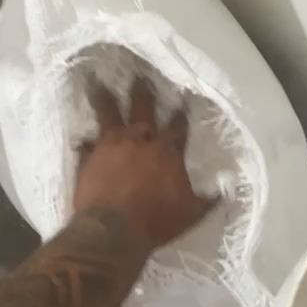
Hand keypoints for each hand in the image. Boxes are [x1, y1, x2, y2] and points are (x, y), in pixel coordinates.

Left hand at [73, 78, 218, 248]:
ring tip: (97, 83)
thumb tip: (226, 193)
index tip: (182, 100)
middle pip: (143, 109)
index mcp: (168, 152)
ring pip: (109, 114)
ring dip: (105, 100)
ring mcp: (112, 146)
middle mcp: (140, 141)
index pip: (178, 126)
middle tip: (138, 75)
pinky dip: (85, 142)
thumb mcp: (191, 214)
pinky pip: (86, 145)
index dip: (181, 114)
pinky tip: (81, 138)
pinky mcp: (90, 158)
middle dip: (143, 92)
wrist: (114, 231)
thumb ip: (207, 201)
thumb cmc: (156, 222)